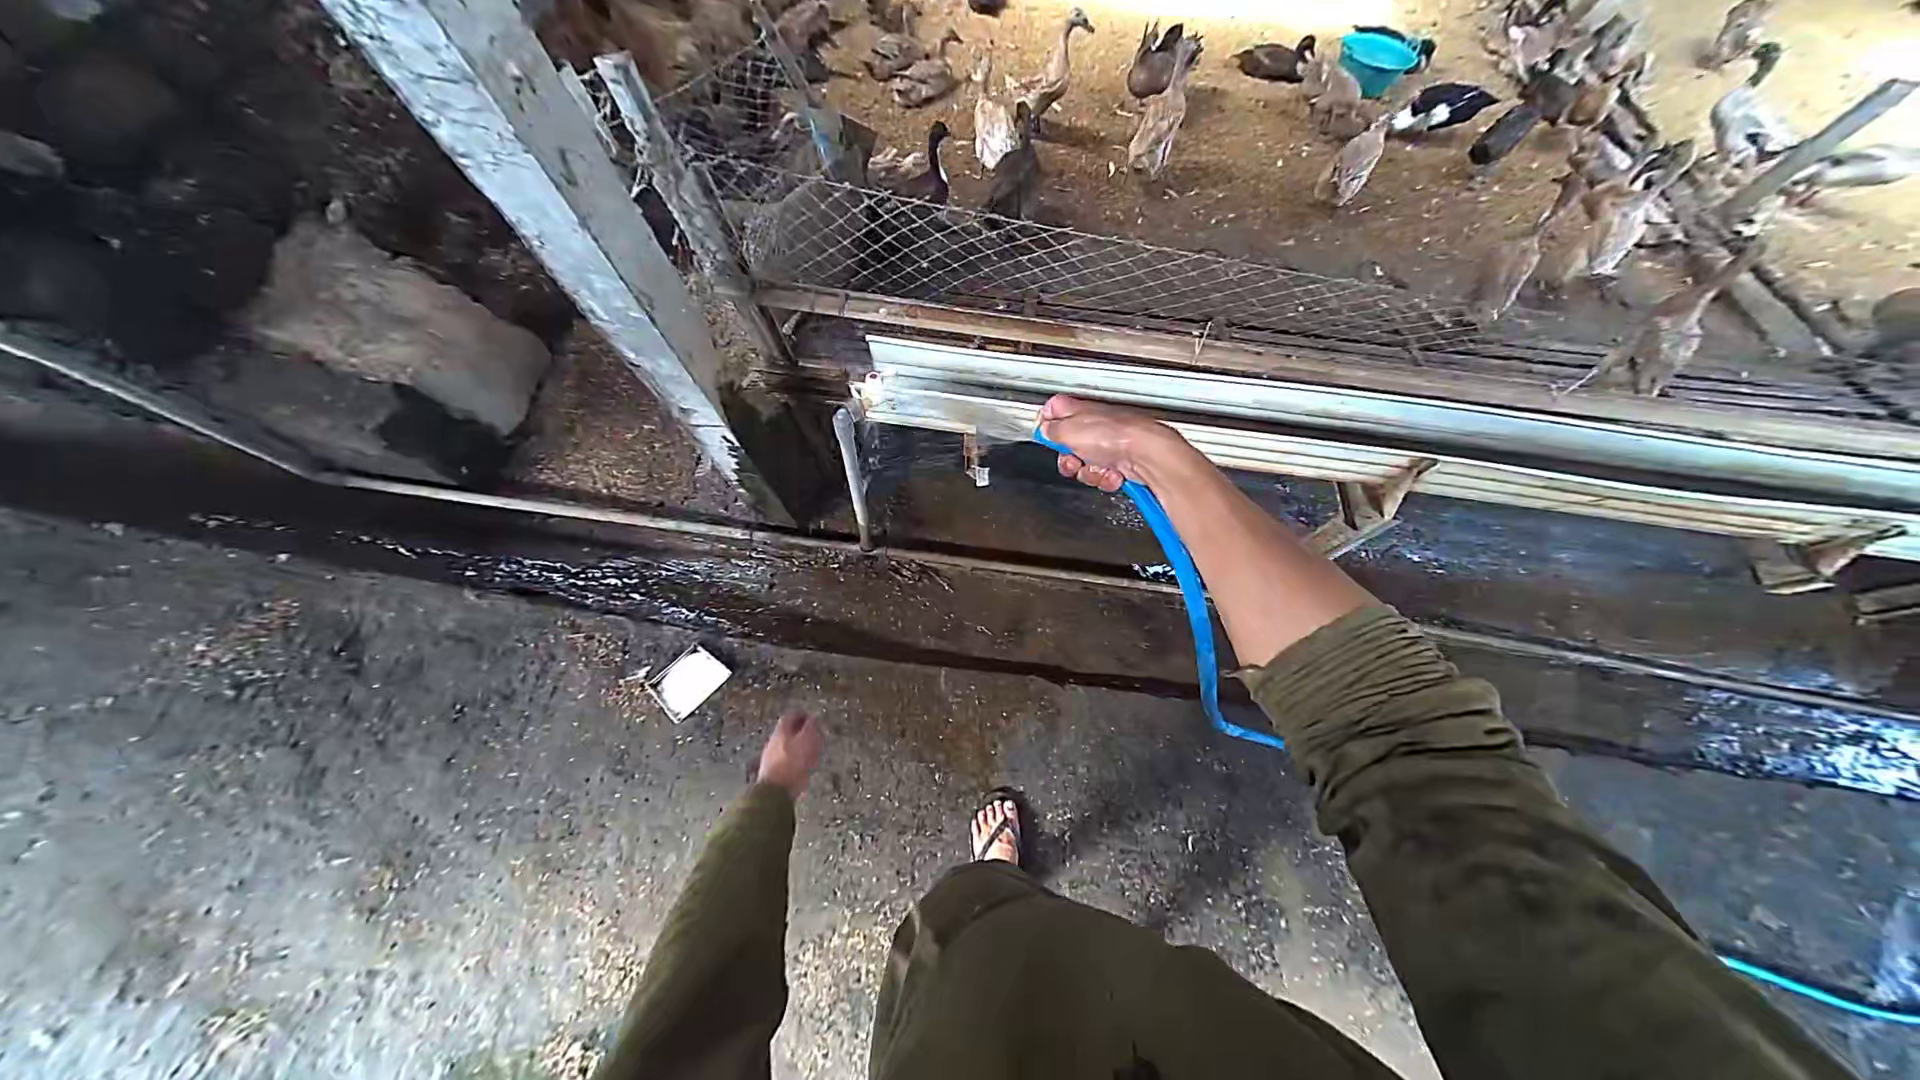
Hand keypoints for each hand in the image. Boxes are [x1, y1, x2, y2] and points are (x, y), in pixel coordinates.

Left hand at [756, 710, 823, 798]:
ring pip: (790, 747)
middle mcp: (774, 742)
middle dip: (803, 733)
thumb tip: (814, 717)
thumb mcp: (806, 739)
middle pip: (790, 732)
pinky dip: (799, 761)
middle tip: (815, 735)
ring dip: (802, 747)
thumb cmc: (791, 762)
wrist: (776, 790)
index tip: (813, 719)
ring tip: (814, 752)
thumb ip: (810, 727)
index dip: (803, 716)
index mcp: (781, 731)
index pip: (791, 716)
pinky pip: (789, 761)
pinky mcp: (776, 771)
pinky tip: (807, 767)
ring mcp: (773, 757)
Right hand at [1036, 394, 1191, 492]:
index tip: (1045, 437)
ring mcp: (1109, 444)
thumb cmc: (1116, 436)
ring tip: (1098, 467)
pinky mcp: (1121, 462)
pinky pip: (1102, 475)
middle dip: (1068, 459)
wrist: (1146, 453)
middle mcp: (1095, 425)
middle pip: (1068, 445)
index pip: (1054, 411)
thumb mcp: (1068, 431)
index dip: (1047, 425)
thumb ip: (1051, 430)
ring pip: (1085, 464)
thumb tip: (1044, 430)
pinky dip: (1105, 478)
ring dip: (1088, 471)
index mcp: (1080, 411)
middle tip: (1073, 460)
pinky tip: (1112, 473)